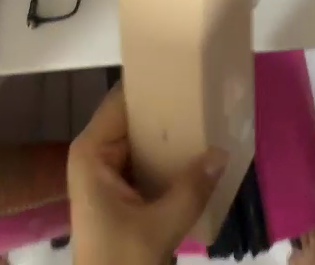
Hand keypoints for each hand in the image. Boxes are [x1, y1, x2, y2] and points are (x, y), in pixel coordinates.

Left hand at [68, 86, 227, 264]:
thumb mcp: (158, 229)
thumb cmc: (120, 264)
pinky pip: (147, 163)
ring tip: (208, 117)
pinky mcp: (122, 194)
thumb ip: (191, 189)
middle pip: (134, 118)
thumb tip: (223, 151)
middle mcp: (96, 154)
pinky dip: (170, 159)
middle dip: (167, 110)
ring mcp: (108, 174)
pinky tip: (199, 154)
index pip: (121, 100)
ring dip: (171, 136)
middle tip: (206, 93)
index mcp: (92, 152)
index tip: (183, 69)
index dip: (150, 84)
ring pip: (143, 141)